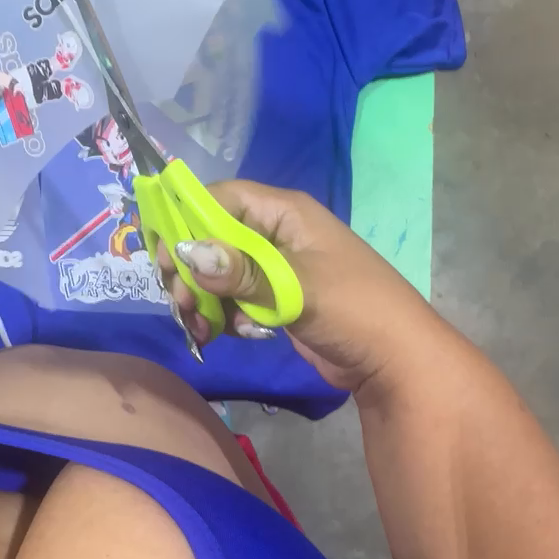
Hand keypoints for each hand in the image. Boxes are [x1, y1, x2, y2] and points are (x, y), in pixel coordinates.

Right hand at [162, 181, 443, 395]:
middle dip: (190, 272)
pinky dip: (219, 317)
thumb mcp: (296, 287)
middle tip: (181, 305)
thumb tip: (187, 254)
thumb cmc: (354, 309)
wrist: (394, 359)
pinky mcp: (273, 300)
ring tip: (200, 330)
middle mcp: (275, 234)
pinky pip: (231, 299)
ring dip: (201, 301)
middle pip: (211, 239)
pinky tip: (220, 336)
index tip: (165, 259)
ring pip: (217, 274)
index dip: (186, 222)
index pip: (220, 199)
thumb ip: (240, 272)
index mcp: (284, 213)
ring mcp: (274, 269)